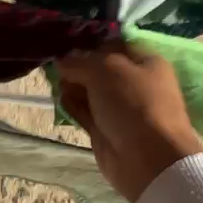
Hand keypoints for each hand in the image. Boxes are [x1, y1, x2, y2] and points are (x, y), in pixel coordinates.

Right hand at [56, 41, 202, 202]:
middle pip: (100, 69)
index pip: (115, 45)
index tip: (66, 44)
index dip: (91, 44)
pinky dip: (72, 105)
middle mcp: (134, 84)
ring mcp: (119, 109)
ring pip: (91, 91)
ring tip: (54, 80)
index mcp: (145, 63)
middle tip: (55, 63)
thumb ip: (81, 62)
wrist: (148, 158)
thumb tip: (62, 61)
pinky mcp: (105, 130)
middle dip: (78, 66)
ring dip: (73, 85)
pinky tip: (59, 97)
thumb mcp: (106, 70)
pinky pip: (85, 112)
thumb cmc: (134, 103)